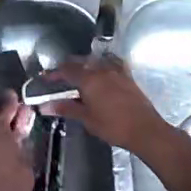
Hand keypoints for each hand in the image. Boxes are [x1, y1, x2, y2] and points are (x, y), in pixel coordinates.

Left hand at [0, 92, 34, 190]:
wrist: (11, 180)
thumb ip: (5, 109)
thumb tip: (10, 93)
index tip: (4, 95)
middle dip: (7, 110)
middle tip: (19, 97)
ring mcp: (0, 147)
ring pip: (9, 128)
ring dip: (17, 117)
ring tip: (27, 103)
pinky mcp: (15, 152)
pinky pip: (18, 135)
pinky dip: (23, 126)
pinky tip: (31, 115)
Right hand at [45, 56, 172, 155]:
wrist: (145, 129)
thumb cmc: (113, 126)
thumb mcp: (87, 119)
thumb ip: (66, 108)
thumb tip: (45, 106)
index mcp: (89, 79)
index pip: (66, 70)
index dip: (54, 74)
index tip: (46, 79)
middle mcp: (102, 70)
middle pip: (81, 61)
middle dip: (68, 67)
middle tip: (60, 78)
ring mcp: (117, 71)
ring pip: (96, 61)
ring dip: (85, 65)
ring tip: (79, 75)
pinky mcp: (128, 76)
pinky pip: (111, 64)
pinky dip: (102, 66)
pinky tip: (102, 74)